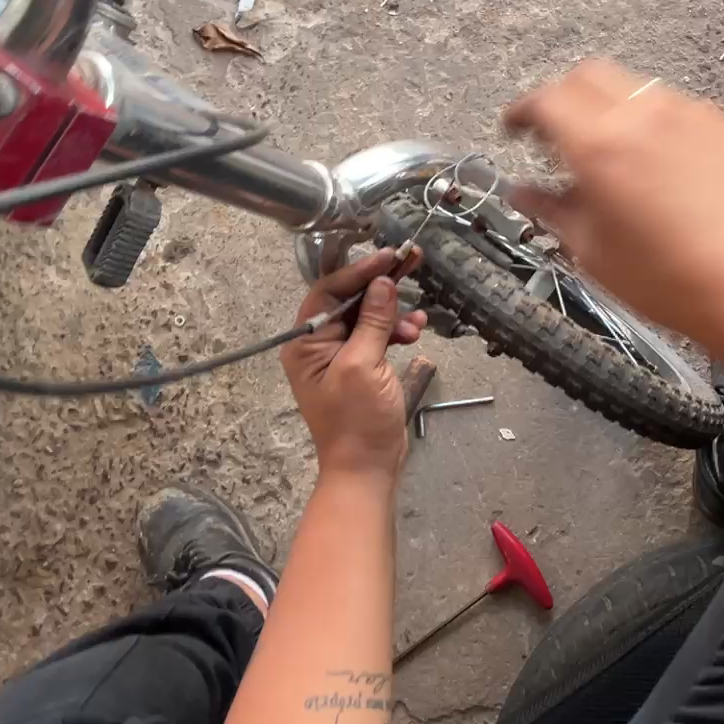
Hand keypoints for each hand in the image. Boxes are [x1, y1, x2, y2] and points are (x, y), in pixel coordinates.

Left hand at [280, 249, 427, 480]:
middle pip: (350, 301)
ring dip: (394, 315)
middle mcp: (319, 345)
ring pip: (369, 318)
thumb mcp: (364, 365)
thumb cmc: (357, 419)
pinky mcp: (363, 367)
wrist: (367, 466)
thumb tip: (382, 282)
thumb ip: (372, 321)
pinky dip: (397, 332)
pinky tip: (416, 332)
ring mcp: (342, 356)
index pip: (329, 292)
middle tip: (411, 264)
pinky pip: (379, 337)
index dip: (360, 271)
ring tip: (417, 322)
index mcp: (306, 343)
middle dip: (381, 289)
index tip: (390, 256)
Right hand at [504, 60, 723, 382]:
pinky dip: (660, 128)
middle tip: (558, 136)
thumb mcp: (593, 252)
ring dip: (614, 111)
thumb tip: (522, 193)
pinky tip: (666, 171)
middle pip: (590, 74)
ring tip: (616, 160)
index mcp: (601, 145)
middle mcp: (646, 116)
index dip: (522, 110)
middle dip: (565, 97)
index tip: (516, 128)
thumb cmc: (671, 281)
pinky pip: (682, 111)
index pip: (546, 99)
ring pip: (638, 90)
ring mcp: (694, 115)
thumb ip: (551, 210)